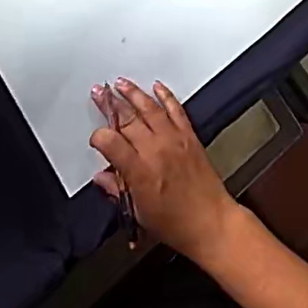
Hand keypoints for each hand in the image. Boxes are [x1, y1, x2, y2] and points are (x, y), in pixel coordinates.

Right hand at [89, 78, 241, 260]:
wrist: (211, 223)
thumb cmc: (177, 224)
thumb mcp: (139, 213)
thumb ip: (117, 191)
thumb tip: (102, 178)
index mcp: (140, 172)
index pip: (111, 143)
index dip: (99, 137)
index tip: (96, 138)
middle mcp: (156, 151)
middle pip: (127, 119)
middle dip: (109, 104)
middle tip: (99, 92)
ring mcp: (173, 140)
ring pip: (149, 108)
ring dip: (133, 93)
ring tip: (120, 83)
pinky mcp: (188, 136)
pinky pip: (175, 110)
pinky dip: (166, 96)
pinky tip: (157, 87)